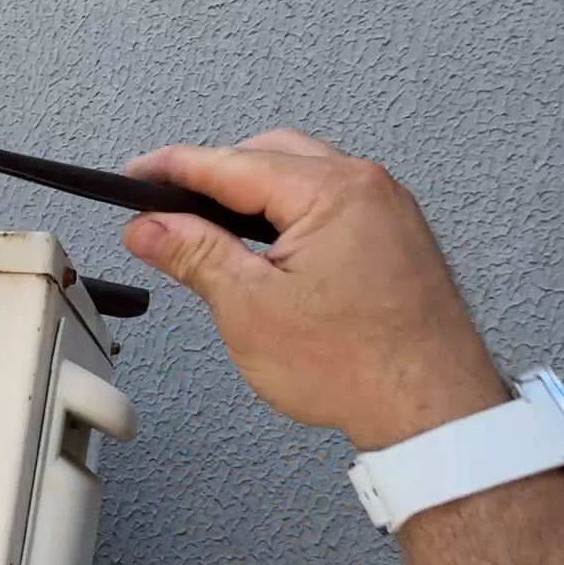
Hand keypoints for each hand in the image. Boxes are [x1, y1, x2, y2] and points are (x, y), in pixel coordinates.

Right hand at [120, 131, 506, 449]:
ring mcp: (385, 210)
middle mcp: (367, 188)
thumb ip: (193, 254)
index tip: (136, 175)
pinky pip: (325, 202)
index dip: (172, 168)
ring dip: (246, 193)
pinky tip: (260, 242)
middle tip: (164, 205)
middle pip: (266, 157)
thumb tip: (150, 227)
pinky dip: (281, 211)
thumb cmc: (355, 365)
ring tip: (204, 227)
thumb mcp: (246, 306)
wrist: (427, 407)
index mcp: (331, 192)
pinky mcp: (390, 237)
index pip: (229, 164)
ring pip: (297, 177)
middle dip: (209, 176)